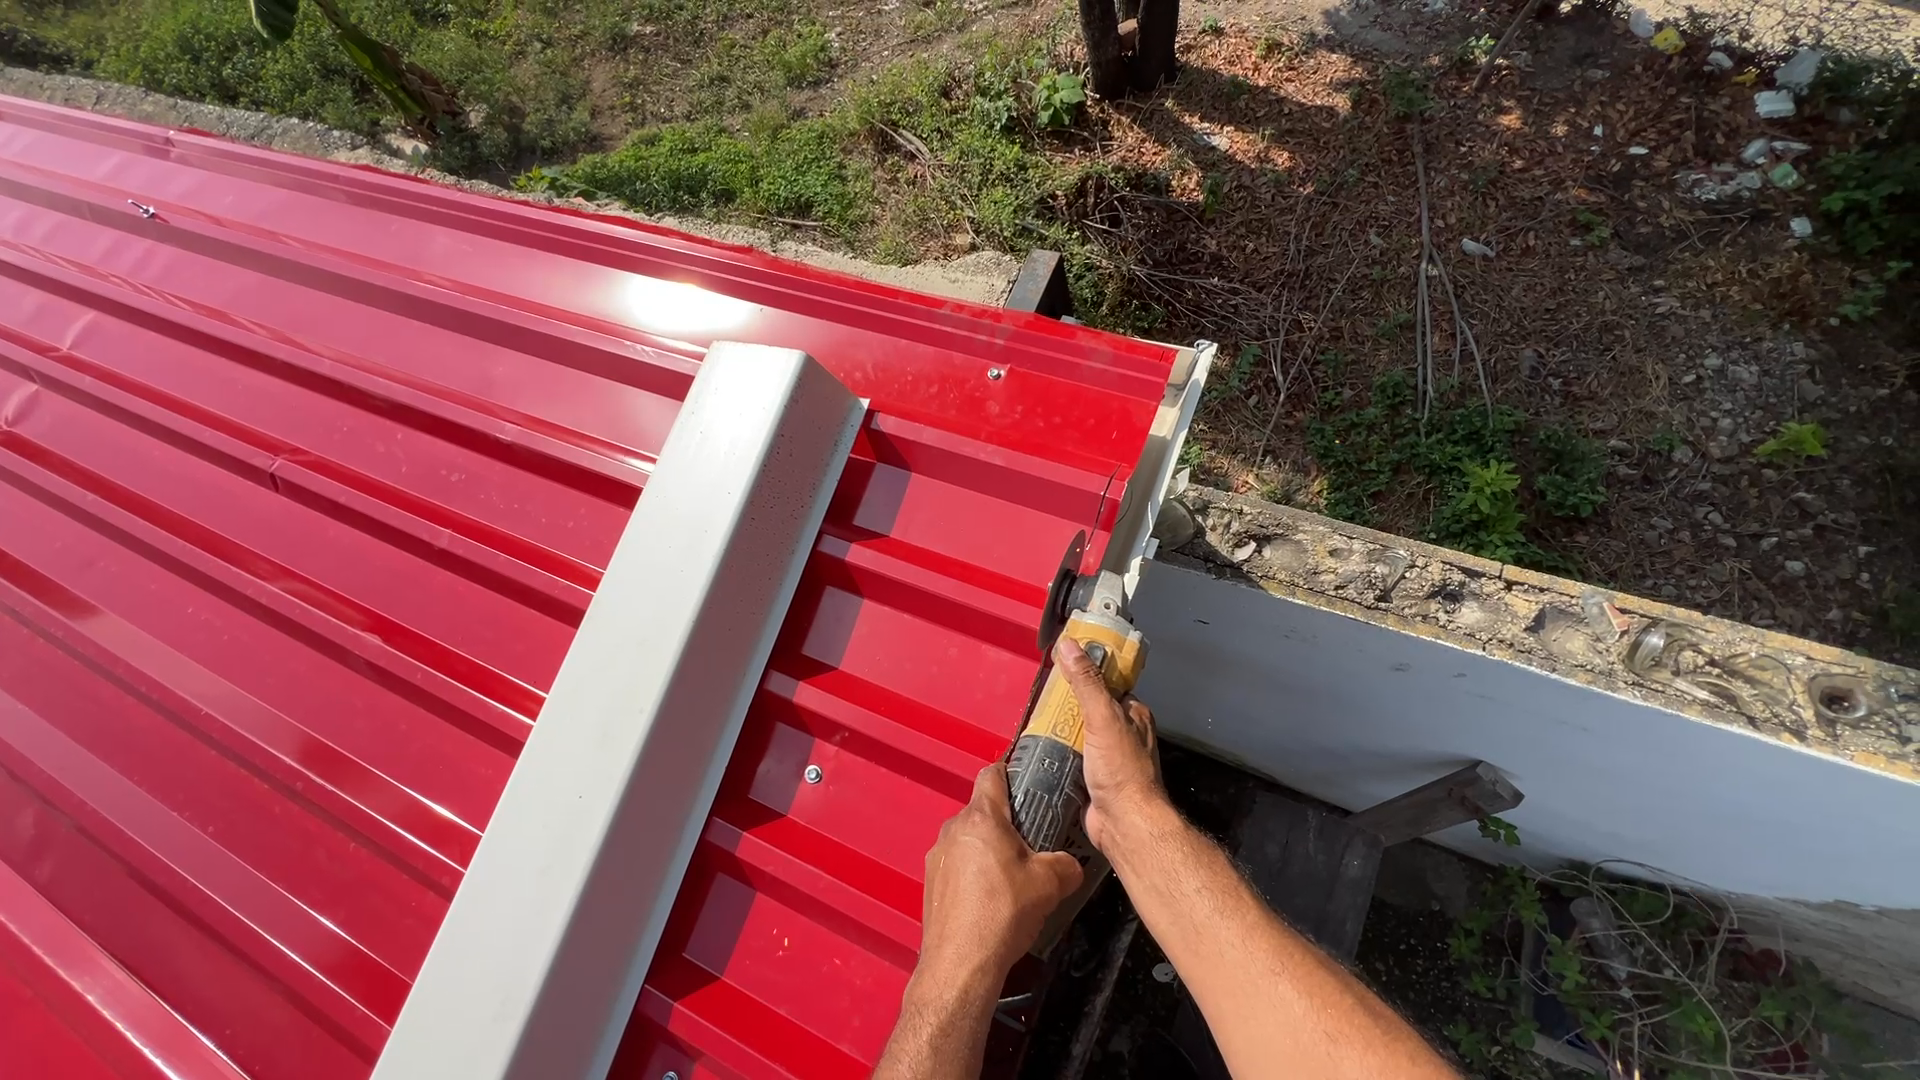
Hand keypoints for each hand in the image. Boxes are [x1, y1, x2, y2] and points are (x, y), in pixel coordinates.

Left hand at [919, 764, 1083, 986]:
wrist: (960, 964)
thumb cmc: (1003, 912)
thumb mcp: (1050, 884)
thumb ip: (1066, 865)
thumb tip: (1072, 866)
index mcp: (981, 817)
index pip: (992, 774)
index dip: (1010, 770)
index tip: (1025, 776)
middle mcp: (953, 828)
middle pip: (982, 811)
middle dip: (1006, 822)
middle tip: (1031, 841)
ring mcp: (937, 856)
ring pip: (968, 840)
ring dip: (988, 850)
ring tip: (1012, 877)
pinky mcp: (930, 883)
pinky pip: (957, 865)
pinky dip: (973, 874)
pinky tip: (990, 901)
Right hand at [1051, 636, 1163, 853]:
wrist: (1123, 823)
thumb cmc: (1123, 771)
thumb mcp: (1103, 717)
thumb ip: (1087, 682)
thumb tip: (1071, 647)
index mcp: (1133, 714)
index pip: (1108, 683)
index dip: (1086, 672)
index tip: (1063, 664)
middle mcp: (1123, 734)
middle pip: (1089, 708)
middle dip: (1067, 705)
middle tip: (1044, 698)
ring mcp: (1108, 757)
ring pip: (1078, 733)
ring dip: (1060, 730)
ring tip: (1037, 722)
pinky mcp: (1093, 777)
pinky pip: (1071, 757)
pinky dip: (1057, 753)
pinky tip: (1042, 749)